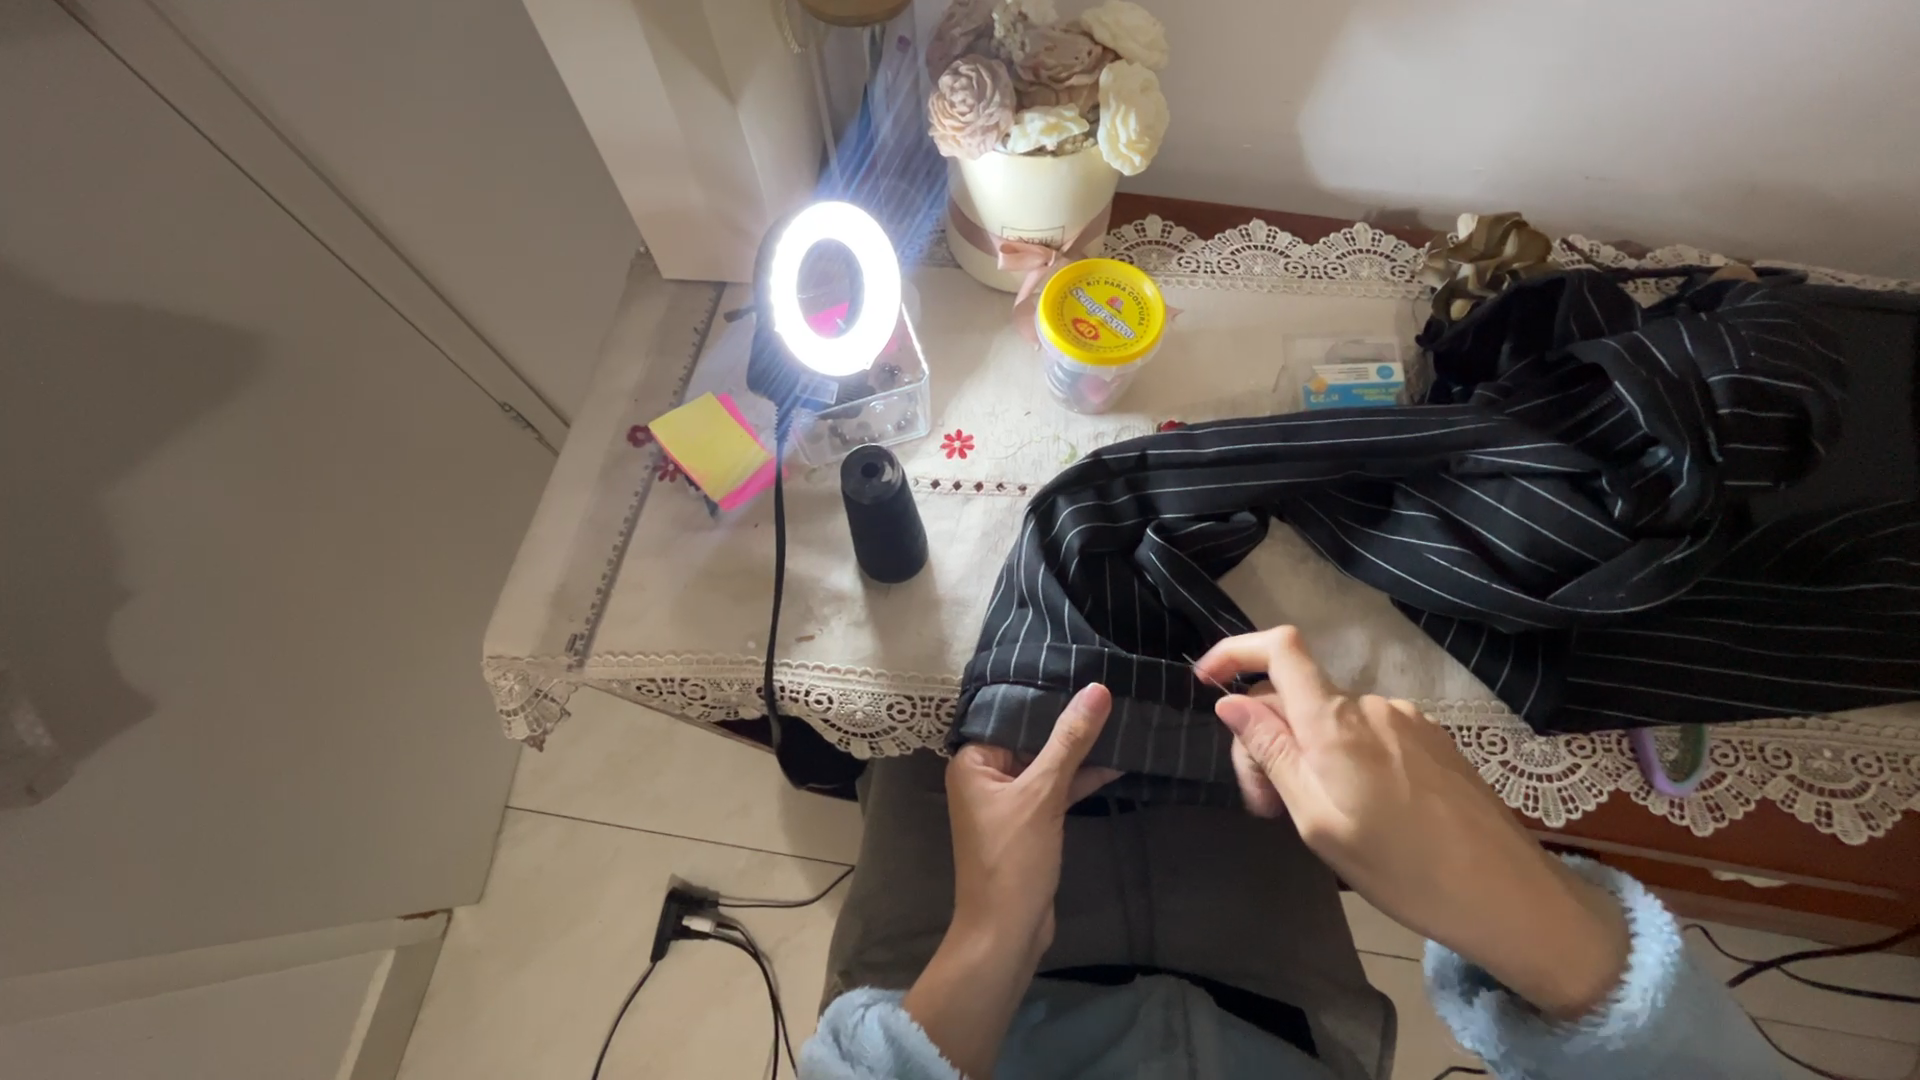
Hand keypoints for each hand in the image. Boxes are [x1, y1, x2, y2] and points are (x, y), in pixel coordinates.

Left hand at [944, 683, 1123, 962]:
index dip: (1044, 693)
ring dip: (1079, 751)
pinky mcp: (1028, 822)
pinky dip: (1079, 779)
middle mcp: (985, 774)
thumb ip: (1070, 741)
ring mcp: (1007, 800)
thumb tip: (1097, 690)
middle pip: (1030, 736)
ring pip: (1046, 763)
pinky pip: (1054, 788)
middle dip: (1067, 721)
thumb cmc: (1012, 859)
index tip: (1079, 668)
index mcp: (972, 760)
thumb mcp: (1043, 794)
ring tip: (1120, 721)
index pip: (1010, 714)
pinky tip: (1116, 764)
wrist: (1006, 934)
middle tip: (1106, 690)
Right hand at [1195, 627, 1627, 1019]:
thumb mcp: (1317, 821)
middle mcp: (1369, 705)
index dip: (1235, 650)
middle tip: (1264, 805)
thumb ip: (1272, 753)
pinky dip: (1339, 755)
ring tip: (1312, 815)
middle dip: (1264, 736)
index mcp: (1335, 722)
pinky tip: (1356, 807)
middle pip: (1293, 694)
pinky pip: (1362, 731)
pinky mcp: (1429, 738)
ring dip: (1302, 752)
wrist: (1515, 901)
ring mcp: (1404, 719)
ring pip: (1326, 717)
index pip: (1279, 648)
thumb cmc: (1404, 871)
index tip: (1206, 681)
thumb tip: (1231, 703)